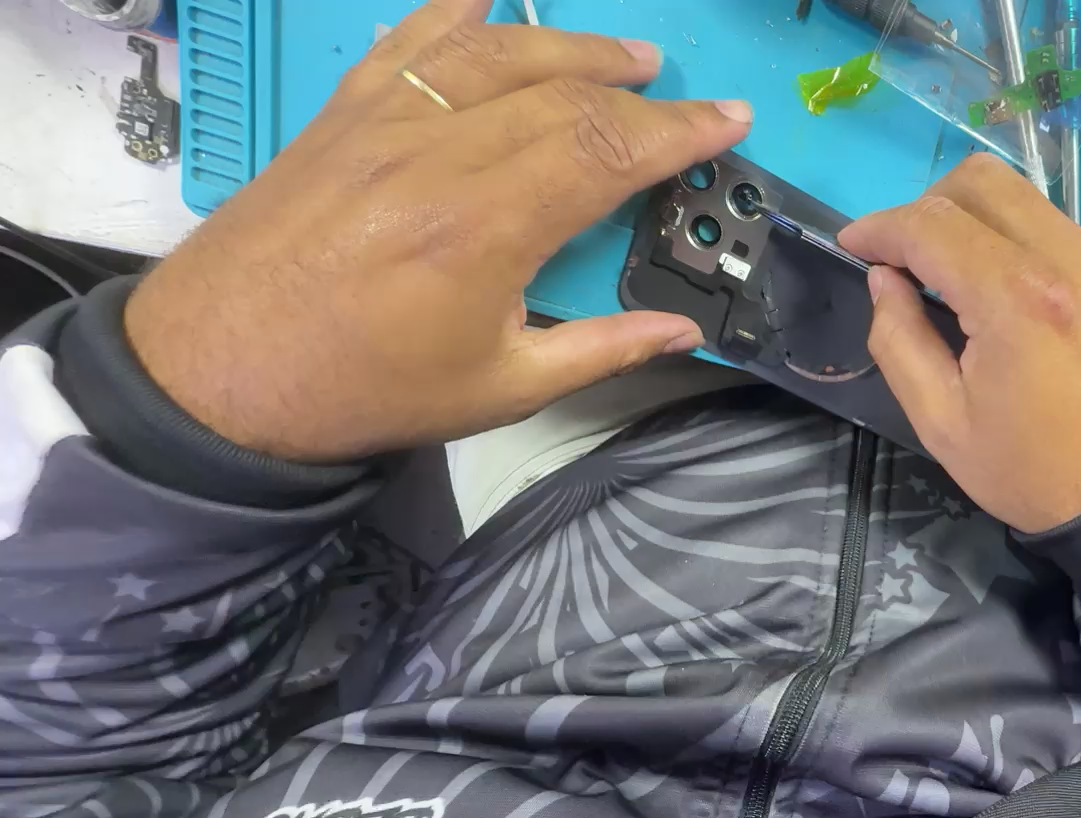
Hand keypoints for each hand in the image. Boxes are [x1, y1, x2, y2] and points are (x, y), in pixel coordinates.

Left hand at [124, 0, 752, 462]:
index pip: (603, 152)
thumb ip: (606, 350)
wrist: (224, 374)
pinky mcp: (345, 118)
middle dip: (645, 98)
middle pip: (562, 97)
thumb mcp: (509, 387)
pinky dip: (458, 11)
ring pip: (493, 54)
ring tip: (629, 55)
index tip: (729, 123)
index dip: (677, 134)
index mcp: (485, 228)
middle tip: (696, 106)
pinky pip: (409, 43)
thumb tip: (685, 332)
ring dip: (572, 46)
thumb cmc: (377, 389)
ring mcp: (384, 125)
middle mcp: (436, 155)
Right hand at [839, 155, 1080, 533]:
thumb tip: (885, 280)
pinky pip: (1056, 230)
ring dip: (972, 221)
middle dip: (925, 206)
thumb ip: (898, 341)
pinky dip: (1014, 242)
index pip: (931, 224)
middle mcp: (1068, 258)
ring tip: (951, 276)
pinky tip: (1004, 293)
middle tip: (904, 258)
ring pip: (1023, 199)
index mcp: (1016, 300)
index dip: (880, 228)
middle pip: (980, 182)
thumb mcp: (943, 423)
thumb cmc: (1033, 472)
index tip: (854, 246)